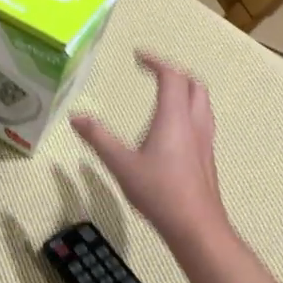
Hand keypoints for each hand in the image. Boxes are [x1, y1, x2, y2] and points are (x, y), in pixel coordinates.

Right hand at [72, 52, 228, 245]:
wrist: (196, 226)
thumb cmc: (159, 192)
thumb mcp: (121, 164)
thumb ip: (98, 138)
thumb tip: (75, 117)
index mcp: (174, 118)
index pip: (172, 77)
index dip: (156, 62)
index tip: (138, 57)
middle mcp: (194, 123)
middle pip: (194, 84)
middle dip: (174, 72)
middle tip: (152, 71)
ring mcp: (205, 140)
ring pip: (202, 102)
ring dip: (185, 90)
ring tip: (164, 93)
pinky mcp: (207, 156)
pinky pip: (202, 120)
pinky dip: (188, 109)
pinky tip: (172, 128)